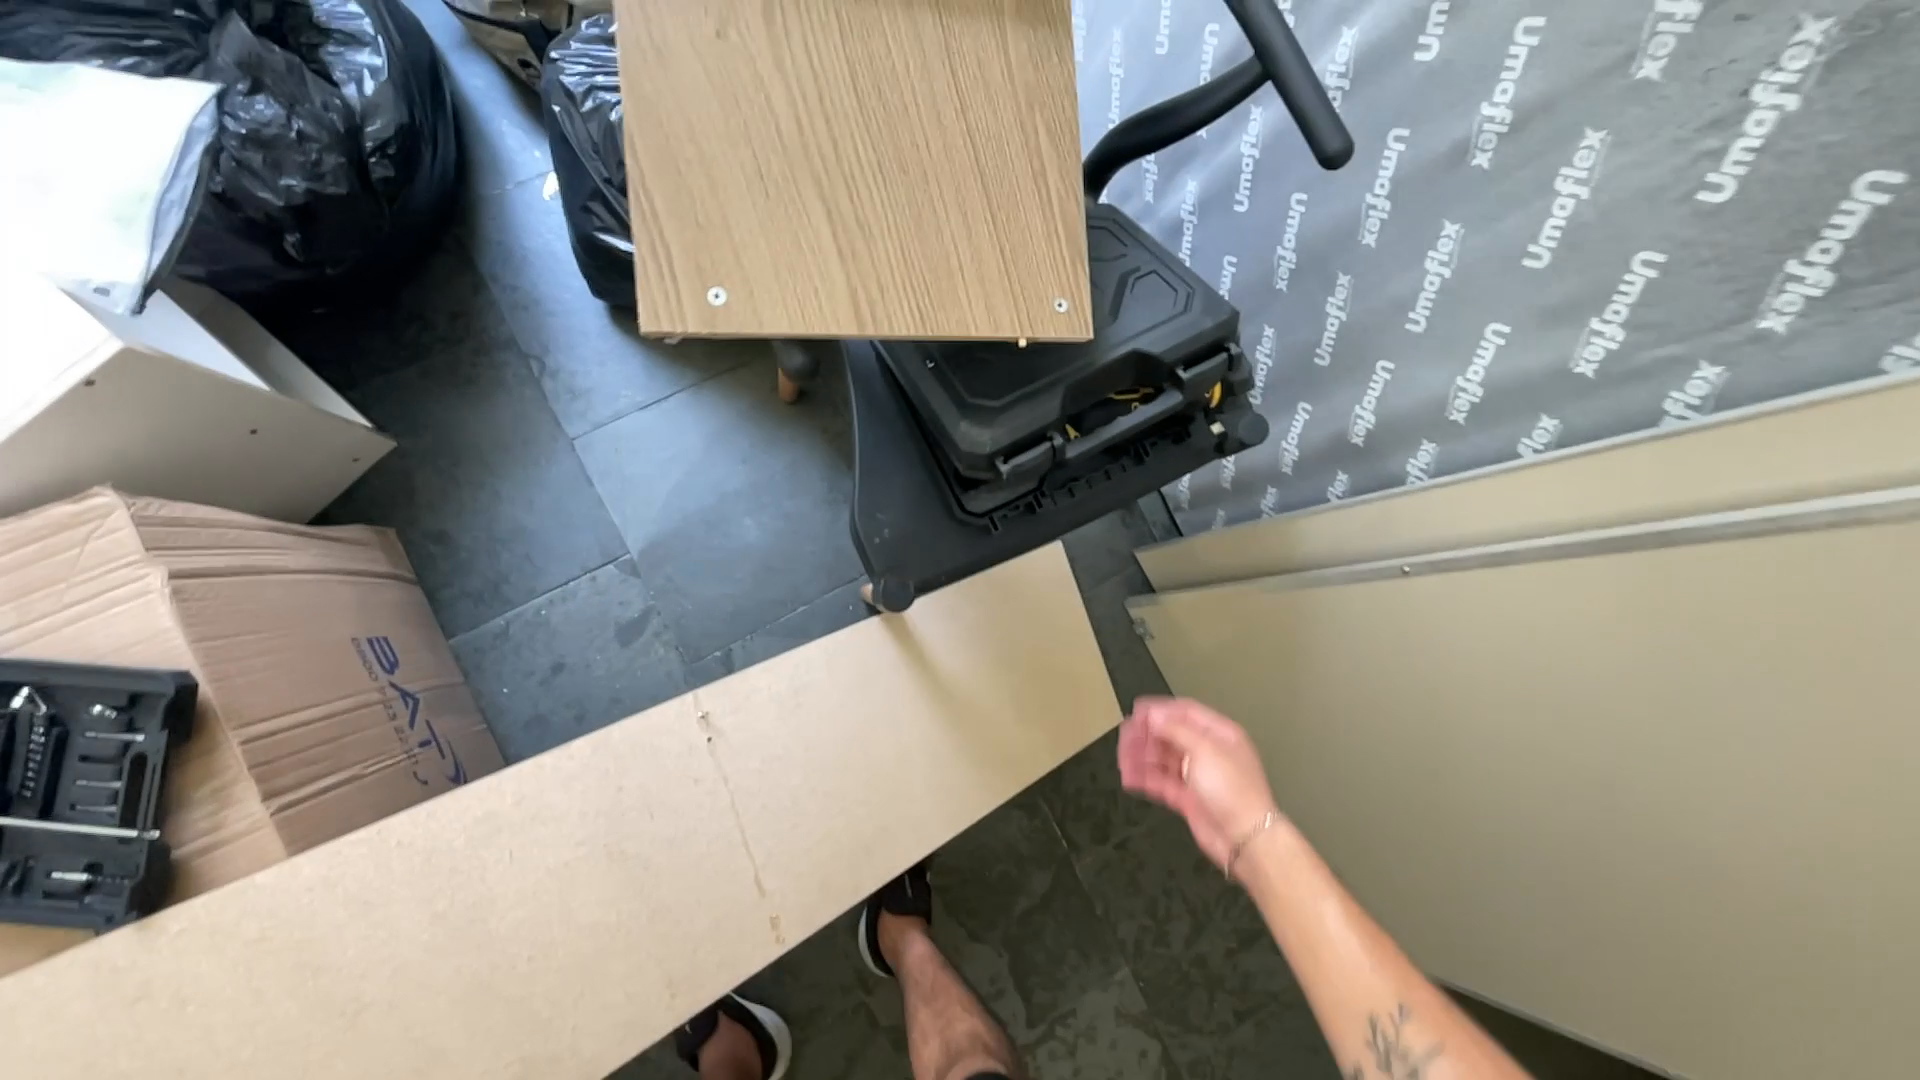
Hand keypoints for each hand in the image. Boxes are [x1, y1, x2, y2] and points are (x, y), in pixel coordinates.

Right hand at [1117, 696, 1279, 874]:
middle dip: (1147, 735)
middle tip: (1125, 737)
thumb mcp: (1205, 750)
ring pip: (1163, 759)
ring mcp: (1198, 776)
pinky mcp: (1188, 798)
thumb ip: (1176, 730)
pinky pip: (1162, 782)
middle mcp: (1209, 753)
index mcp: (1220, 735)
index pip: (1185, 713)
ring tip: (1123, 759)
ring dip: (1142, 757)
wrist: (1245, 838)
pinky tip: (1130, 777)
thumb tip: (1154, 715)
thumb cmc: (1235, 792)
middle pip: (1171, 735)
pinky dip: (1145, 778)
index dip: (1160, 710)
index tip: (1136, 712)